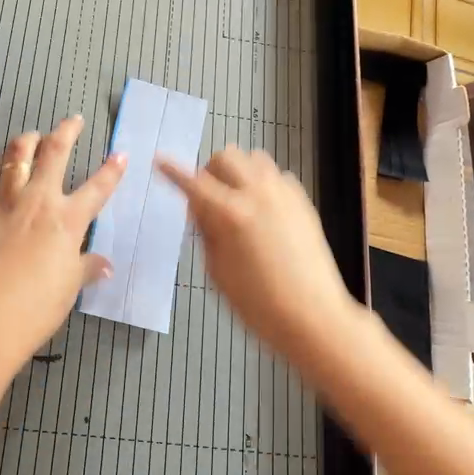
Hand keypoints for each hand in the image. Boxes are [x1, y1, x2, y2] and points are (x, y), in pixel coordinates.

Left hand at [0, 115, 124, 360]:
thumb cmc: (38, 308)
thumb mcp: (70, 287)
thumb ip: (86, 268)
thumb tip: (105, 265)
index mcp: (67, 220)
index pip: (97, 189)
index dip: (112, 170)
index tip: (121, 154)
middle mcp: (38, 201)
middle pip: (54, 153)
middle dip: (66, 131)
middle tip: (73, 121)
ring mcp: (4, 203)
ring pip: (15, 156)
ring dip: (25, 141)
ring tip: (32, 137)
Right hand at [159, 147, 361, 362]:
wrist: (314, 317)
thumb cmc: (258, 304)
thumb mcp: (218, 272)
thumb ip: (207, 232)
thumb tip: (200, 207)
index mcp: (231, 213)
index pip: (193, 183)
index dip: (173, 171)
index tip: (159, 160)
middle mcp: (257, 193)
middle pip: (225, 156)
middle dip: (211, 171)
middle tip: (209, 196)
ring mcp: (283, 193)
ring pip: (253, 158)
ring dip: (239, 171)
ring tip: (238, 198)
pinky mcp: (302, 200)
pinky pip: (276, 175)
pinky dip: (263, 183)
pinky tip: (264, 209)